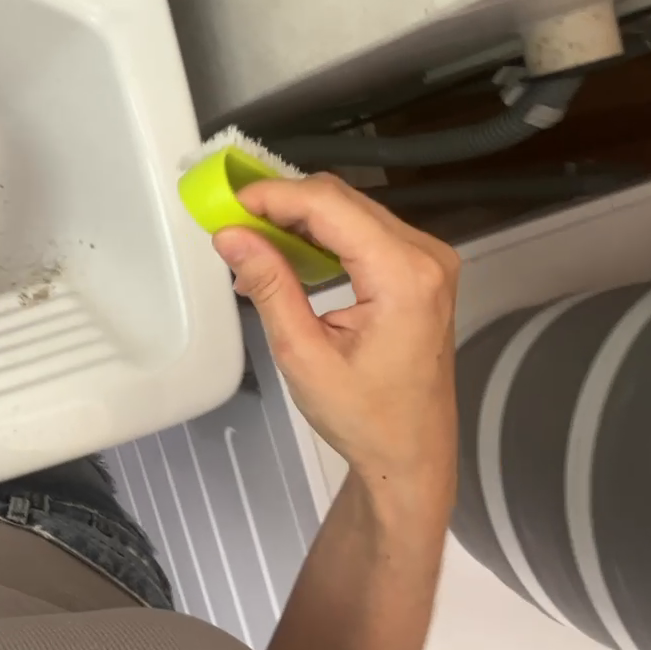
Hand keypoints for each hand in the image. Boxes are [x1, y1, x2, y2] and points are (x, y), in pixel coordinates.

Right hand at [211, 174, 458, 489]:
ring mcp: (426, 260)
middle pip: (341, 200)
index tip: (224, 206)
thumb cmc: (360, 414)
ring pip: (350, 210)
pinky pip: (361, 231)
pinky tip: (285, 255)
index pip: (329, 206)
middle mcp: (424, 254)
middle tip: (230, 226)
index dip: (272, 197)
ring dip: (296, 218)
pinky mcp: (418, 270)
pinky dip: (318, 234)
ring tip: (250, 244)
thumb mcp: (301, 353)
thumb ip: (269, 286)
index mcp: (402, 274)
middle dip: (281, 203)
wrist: (410, 452)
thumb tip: (229, 236)